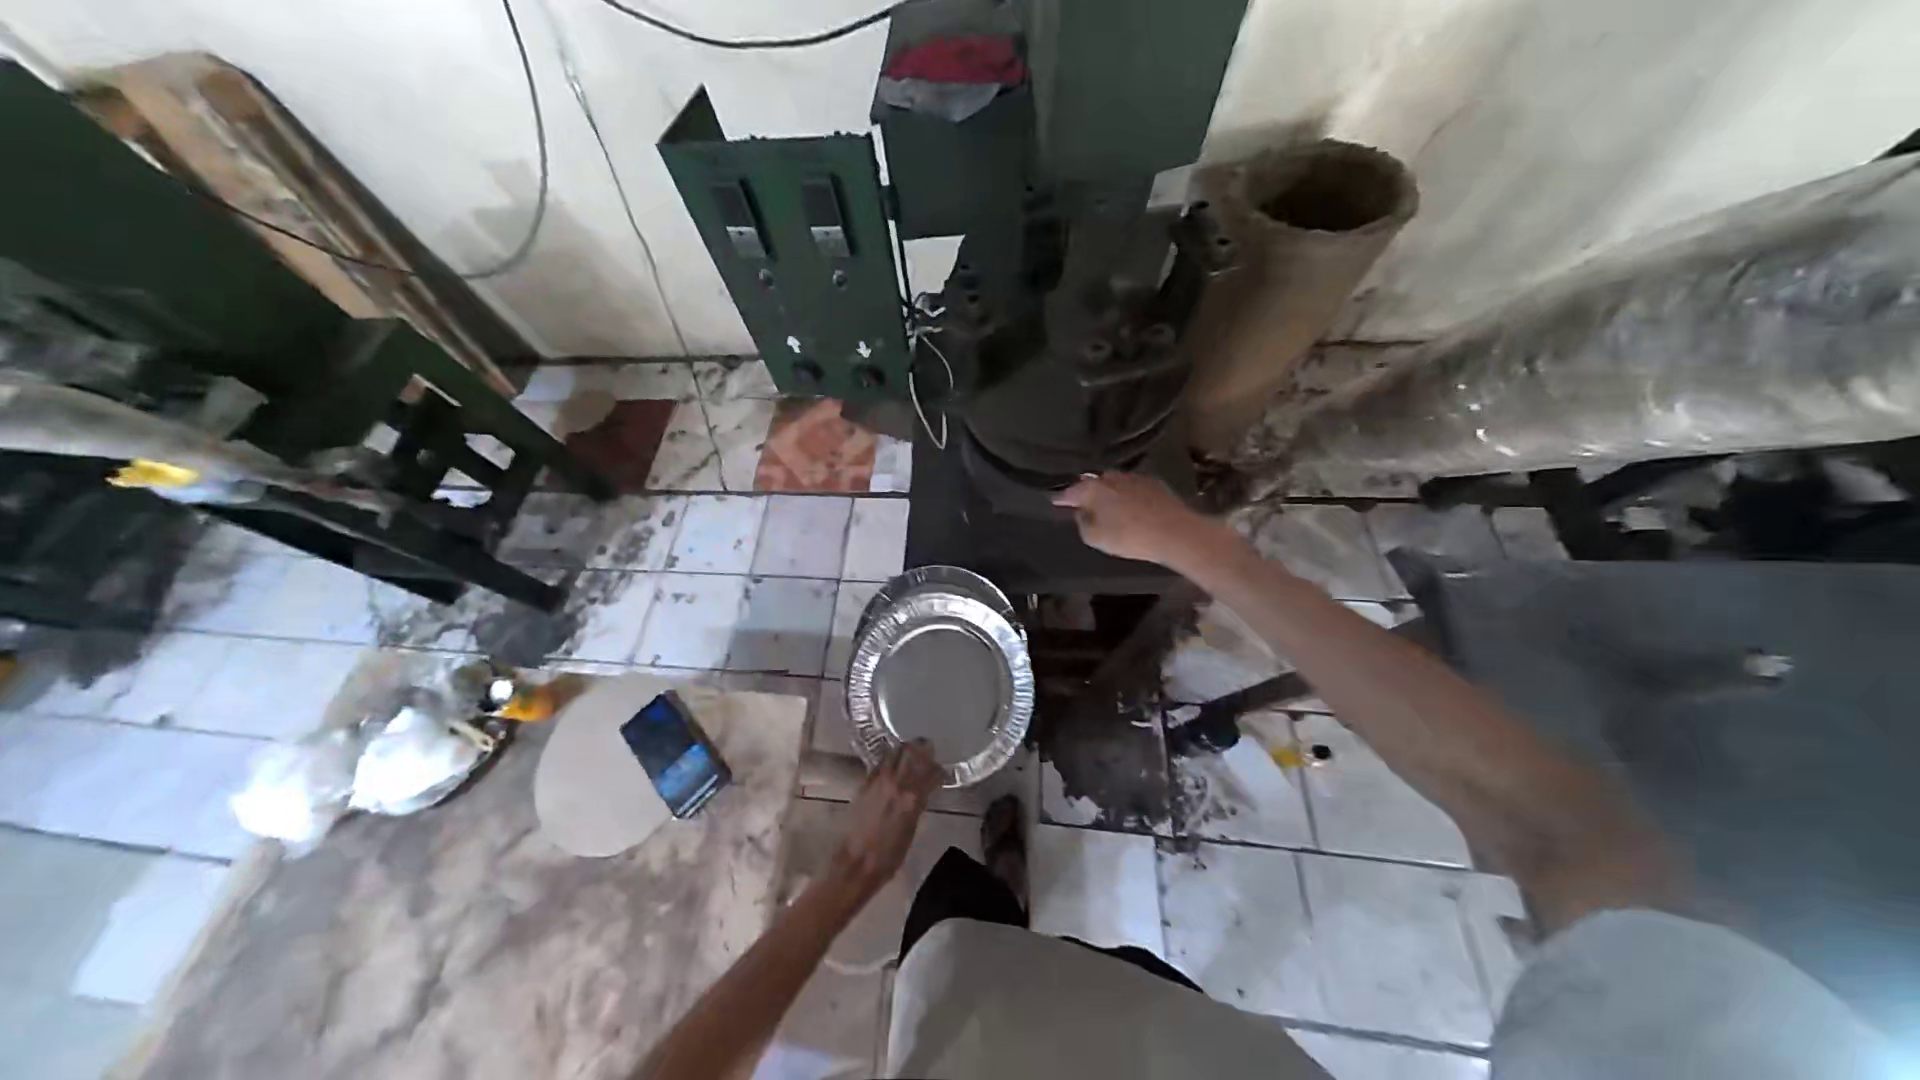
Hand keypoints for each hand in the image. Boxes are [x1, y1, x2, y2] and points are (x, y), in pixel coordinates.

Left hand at [830, 740, 941, 896]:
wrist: (856, 862)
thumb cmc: (889, 855)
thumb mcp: (912, 829)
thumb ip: (918, 804)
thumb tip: (922, 791)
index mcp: (913, 797)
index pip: (932, 772)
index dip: (939, 770)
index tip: (941, 770)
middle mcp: (897, 783)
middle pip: (913, 752)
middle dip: (923, 748)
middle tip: (927, 749)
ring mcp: (879, 780)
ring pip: (895, 752)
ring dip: (905, 749)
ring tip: (910, 752)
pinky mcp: (864, 783)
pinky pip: (881, 763)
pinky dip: (889, 759)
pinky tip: (892, 765)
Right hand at [1052, 472, 1222, 565]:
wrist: (1175, 532)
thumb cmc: (1130, 536)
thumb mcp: (1096, 538)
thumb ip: (1082, 524)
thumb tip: (1082, 513)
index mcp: (1093, 489)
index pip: (1070, 492)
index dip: (1061, 499)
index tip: (1055, 502)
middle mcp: (1112, 477)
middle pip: (1093, 483)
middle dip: (1087, 492)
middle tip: (1083, 505)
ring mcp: (1134, 477)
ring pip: (1114, 483)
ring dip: (1109, 492)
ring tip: (1107, 506)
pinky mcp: (1155, 483)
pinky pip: (1133, 487)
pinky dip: (1127, 494)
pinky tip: (1131, 506)